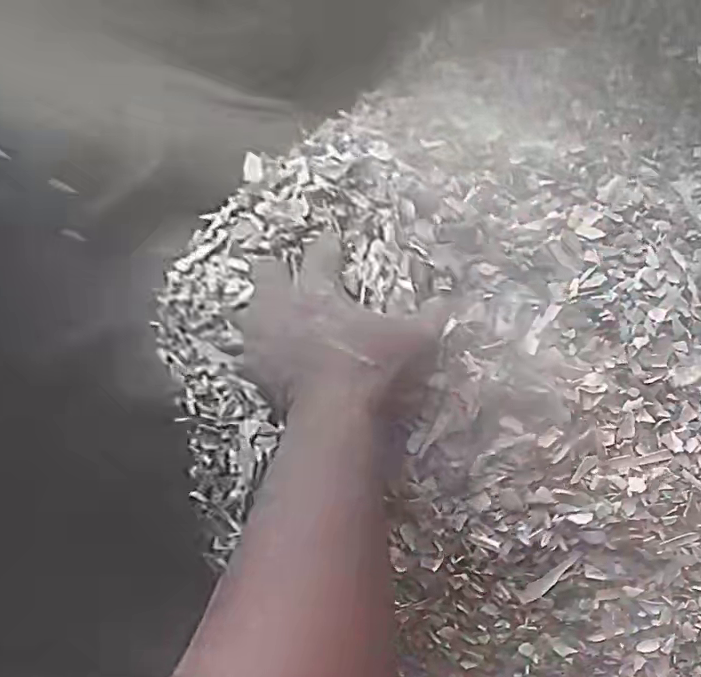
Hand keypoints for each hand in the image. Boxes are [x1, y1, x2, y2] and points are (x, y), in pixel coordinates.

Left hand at [238, 233, 449, 417]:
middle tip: (286, 272)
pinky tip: (271, 361)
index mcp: (318, 291)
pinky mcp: (256, 372)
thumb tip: (448, 302)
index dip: (329, 246)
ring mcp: (263, 339)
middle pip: (268, 271)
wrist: (334, 413)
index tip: (332, 240)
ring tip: (273, 317)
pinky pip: (252, 355)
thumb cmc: (372, 368)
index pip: (321, 256)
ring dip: (263, 312)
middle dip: (277, 269)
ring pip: (251, 311)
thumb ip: (430, 319)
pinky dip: (262, 356)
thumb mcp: (412, 341)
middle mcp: (281, 307)